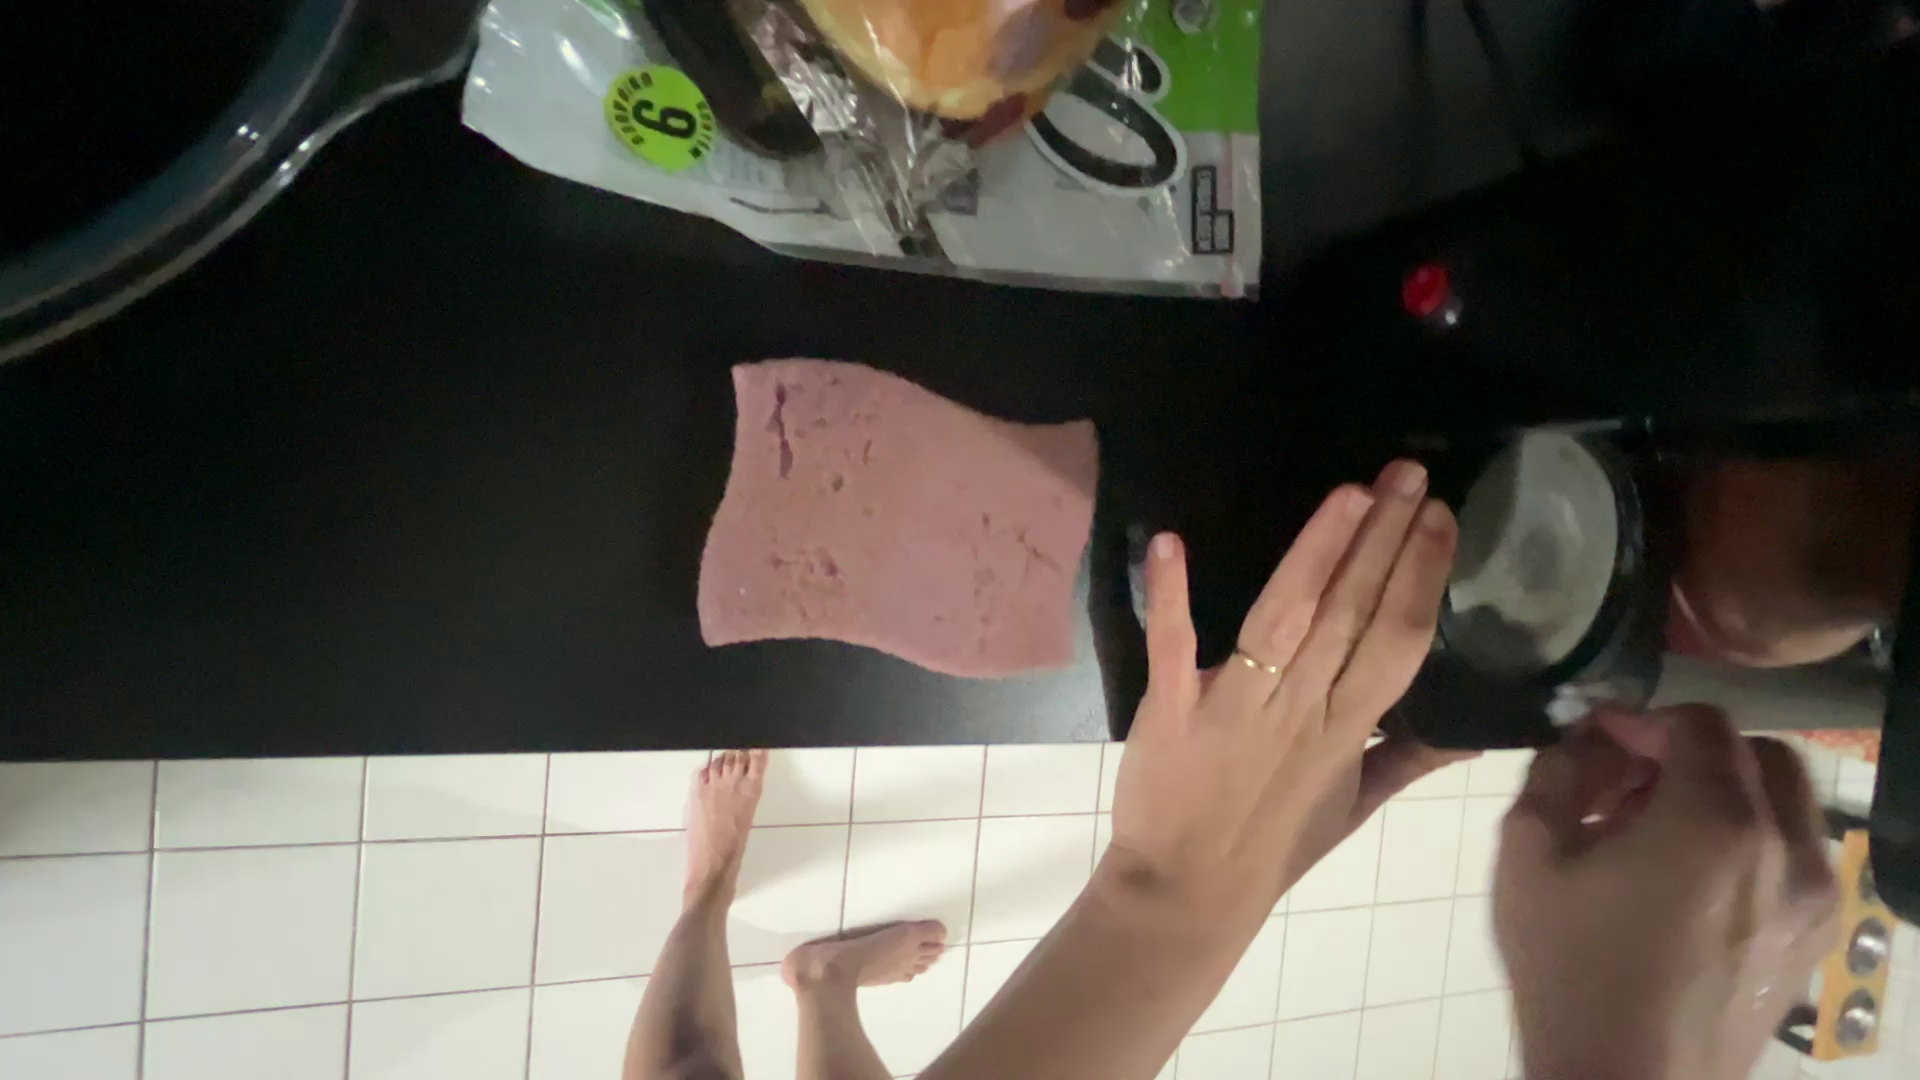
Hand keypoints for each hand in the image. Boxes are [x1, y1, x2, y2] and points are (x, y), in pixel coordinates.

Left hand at [1105, 461, 1458, 924]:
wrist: (1189, 891)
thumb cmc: (1272, 847)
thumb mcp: (1352, 808)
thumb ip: (1406, 760)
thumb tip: (1465, 730)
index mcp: (1345, 728)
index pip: (1397, 639)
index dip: (1421, 576)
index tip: (1437, 518)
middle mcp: (1300, 708)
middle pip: (1351, 612)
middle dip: (1384, 540)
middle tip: (1406, 474)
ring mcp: (1234, 705)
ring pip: (1285, 618)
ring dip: (1318, 553)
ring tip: (1349, 496)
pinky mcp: (1171, 709)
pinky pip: (1173, 646)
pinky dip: (1170, 595)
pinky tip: (1169, 542)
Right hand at [1495, 705, 1839, 1079]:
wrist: (1627, 1074)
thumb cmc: (1566, 954)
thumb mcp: (1527, 847)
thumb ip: (1557, 772)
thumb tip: (1589, 739)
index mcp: (1714, 824)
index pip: (1701, 724)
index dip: (1640, 717)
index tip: (1593, 738)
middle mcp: (1788, 852)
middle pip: (1760, 754)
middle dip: (1687, 747)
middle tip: (1621, 774)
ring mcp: (1817, 900)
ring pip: (1784, 803)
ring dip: (1717, 788)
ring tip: (1642, 824)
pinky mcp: (1815, 937)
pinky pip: (1790, 851)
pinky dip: (1740, 833)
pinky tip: (1672, 870)